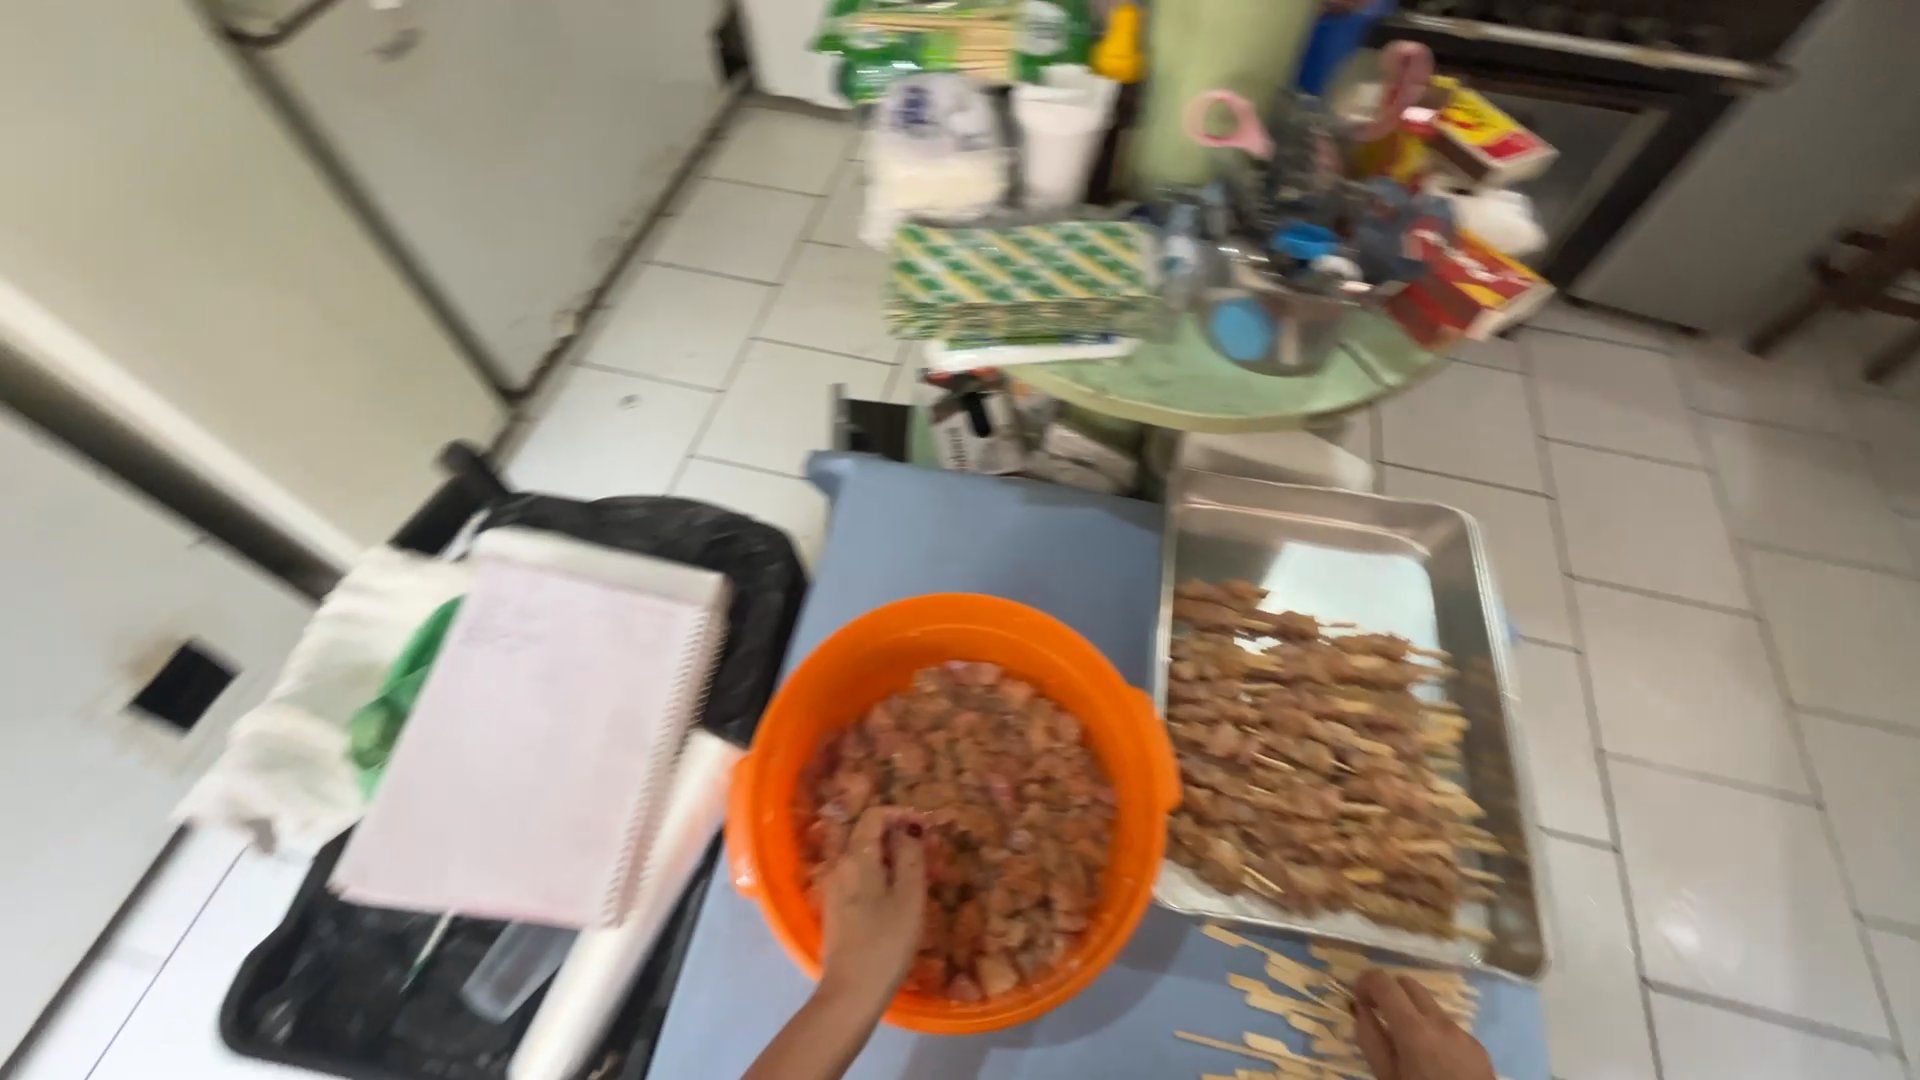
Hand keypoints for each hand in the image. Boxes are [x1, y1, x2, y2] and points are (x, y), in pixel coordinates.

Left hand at [818, 806, 926, 1013]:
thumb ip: (910, 855)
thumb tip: (908, 830)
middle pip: (869, 835)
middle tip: (930, 852)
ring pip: (865, 857)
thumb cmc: (885, 942)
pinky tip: (901, 895)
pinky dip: (882, 874)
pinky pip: (860, 876)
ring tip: (922, 875)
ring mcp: (834, 887)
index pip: (874, 815)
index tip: (926, 828)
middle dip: (900, 837)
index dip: (901, 814)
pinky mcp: (835, 907)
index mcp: (856, 856)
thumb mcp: (909, 896)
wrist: (850, 993)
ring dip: (893, 857)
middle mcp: (839, 864)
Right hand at [1353, 970, 1496, 1079]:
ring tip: (1408, 1043)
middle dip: (1389, 991)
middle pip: (1408, 983)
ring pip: (1430, 1005)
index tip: (1358, 999)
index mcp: (1414, 1029)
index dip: (1364, 981)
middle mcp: (1441, 1022)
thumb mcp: (1386, 1077)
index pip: (1383, 981)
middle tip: (1378, 1013)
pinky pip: (1448, 1026)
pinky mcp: (1479, 1048)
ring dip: (1412, 1012)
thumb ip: (1370, 1039)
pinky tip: (1434, 1060)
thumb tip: (1361, 1009)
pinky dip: (1433, 1031)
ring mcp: (1464, 1034)